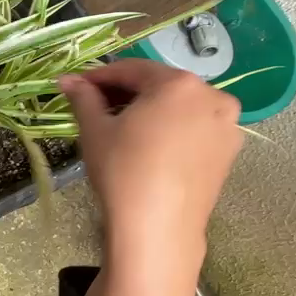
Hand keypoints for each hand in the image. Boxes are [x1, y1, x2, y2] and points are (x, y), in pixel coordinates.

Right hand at [59, 59, 242, 295]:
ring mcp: (227, 124)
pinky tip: (149, 148)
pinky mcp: (229, 150)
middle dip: (127, 94)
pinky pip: (195, 128)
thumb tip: (66, 80)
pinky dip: (171, 130)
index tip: (76, 87)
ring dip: (150, 111)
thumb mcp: (95, 131)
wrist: (156, 226)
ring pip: (180, 107)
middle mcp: (212, 96)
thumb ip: (83, 98)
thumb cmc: (122, 171)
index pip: (132, 69)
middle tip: (96, 109)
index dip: (100, 76)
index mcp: (179, 83)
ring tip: (122, 130)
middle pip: (160, 85)